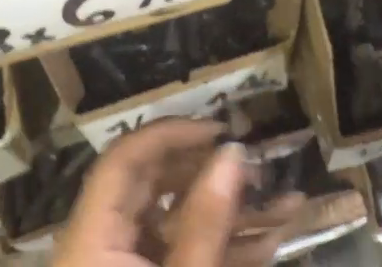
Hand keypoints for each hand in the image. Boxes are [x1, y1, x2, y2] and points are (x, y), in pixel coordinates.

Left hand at [54, 119, 306, 266]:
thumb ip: (204, 223)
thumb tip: (233, 154)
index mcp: (93, 240)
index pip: (125, 161)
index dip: (171, 133)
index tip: (223, 128)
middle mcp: (104, 250)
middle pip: (153, 191)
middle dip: (211, 174)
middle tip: (261, 165)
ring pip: (178, 228)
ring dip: (232, 214)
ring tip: (289, 202)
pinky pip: (186, 261)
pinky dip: (225, 250)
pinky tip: (272, 240)